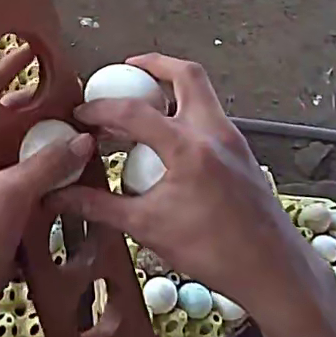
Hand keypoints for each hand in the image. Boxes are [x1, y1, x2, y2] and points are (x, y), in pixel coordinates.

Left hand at [0, 49, 95, 336]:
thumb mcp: (9, 195)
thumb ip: (45, 166)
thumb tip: (81, 140)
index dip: (4, 71)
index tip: (28, 51)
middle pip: (14, 121)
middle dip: (41, 108)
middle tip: (73, 97)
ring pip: (29, 150)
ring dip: (52, 142)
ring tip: (83, 130)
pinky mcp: (10, 204)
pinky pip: (37, 178)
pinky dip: (55, 171)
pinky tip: (78, 171)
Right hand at [50, 54, 335, 336]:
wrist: (274, 271)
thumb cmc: (215, 251)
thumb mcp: (147, 227)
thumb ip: (100, 206)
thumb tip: (61, 196)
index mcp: (189, 148)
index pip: (134, 112)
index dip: (100, 109)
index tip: (82, 114)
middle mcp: (215, 133)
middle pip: (186, 74)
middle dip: (154, 65)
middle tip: (127, 70)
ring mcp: (233, 140)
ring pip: (203, 92)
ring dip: (172, 87)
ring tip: (142, 101)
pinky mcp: (241, 153)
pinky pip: (210, 115)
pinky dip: (185, 111)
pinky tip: (166, 139)